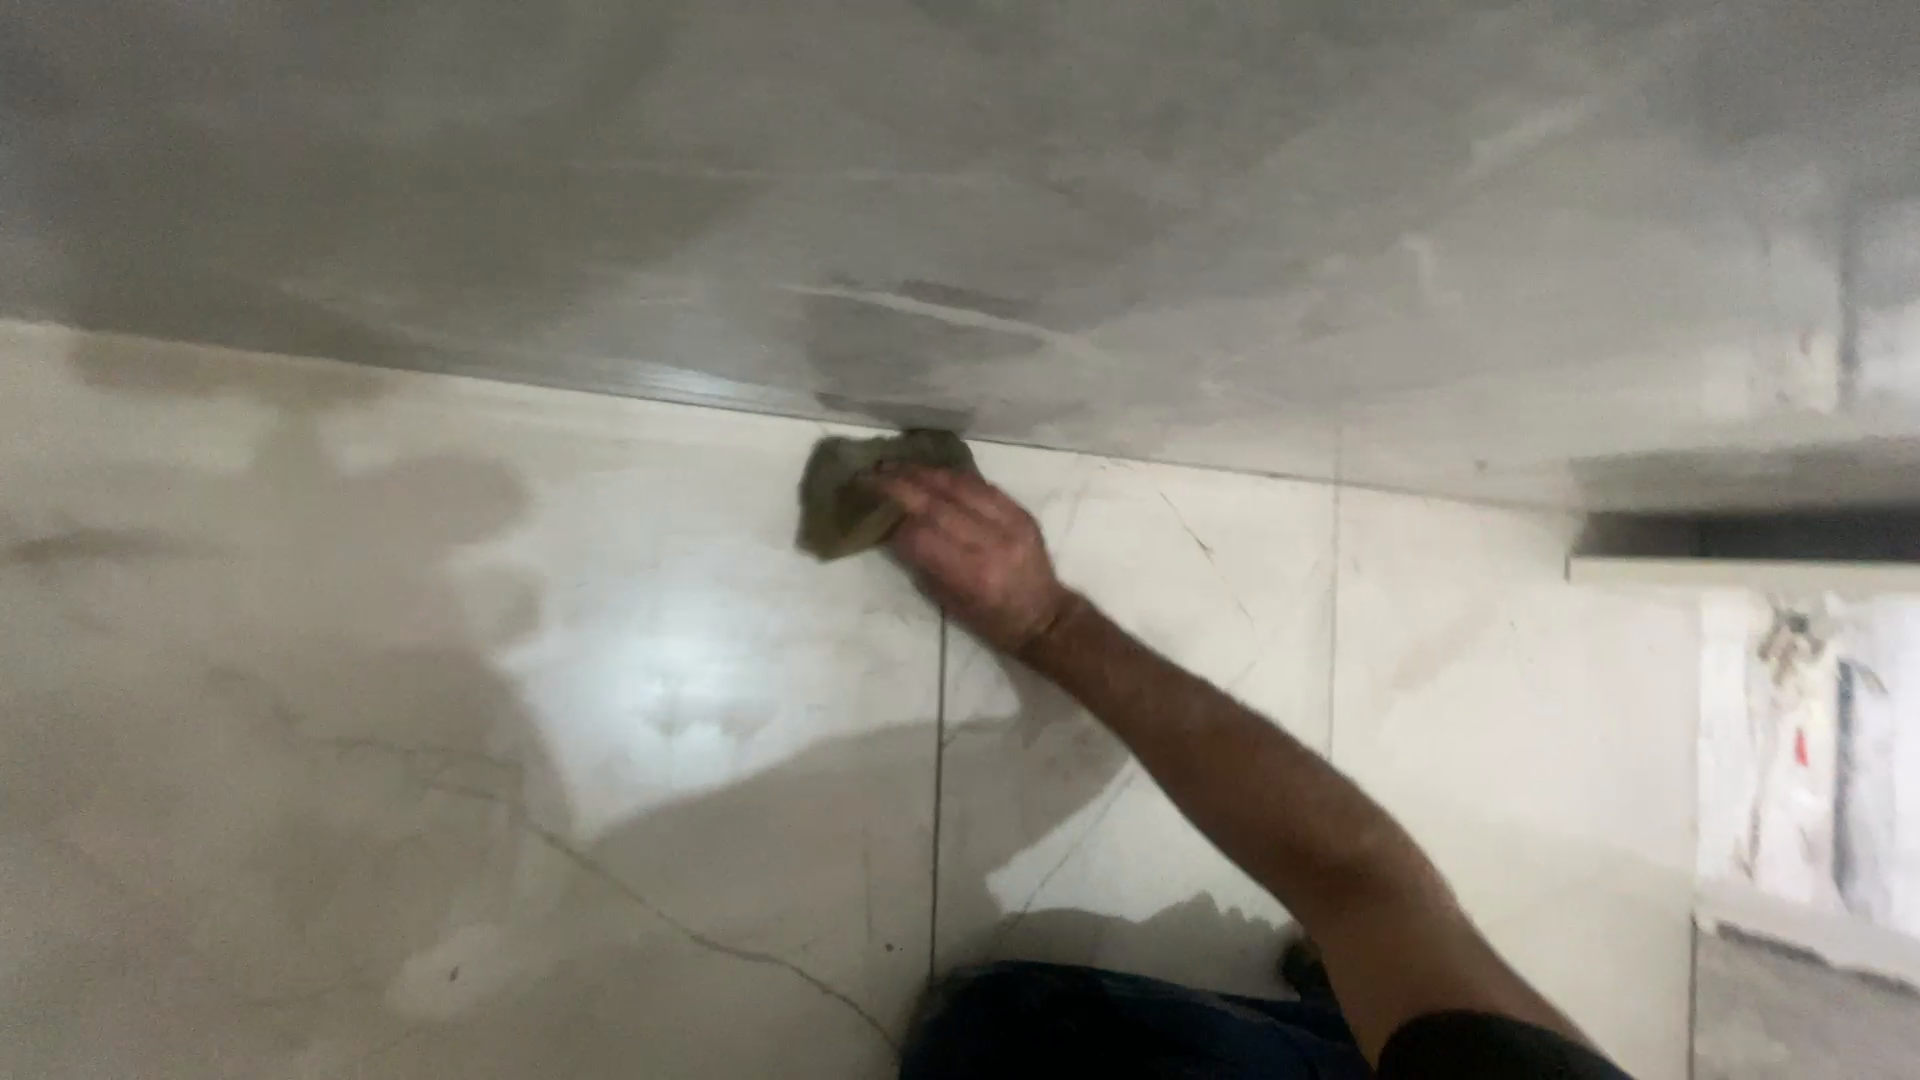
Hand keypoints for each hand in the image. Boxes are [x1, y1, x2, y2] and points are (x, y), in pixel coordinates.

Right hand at [869, 465, 1075, 653]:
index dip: (893, 520)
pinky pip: (982, 485)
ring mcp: (1011, 524)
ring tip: (896, 465)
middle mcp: (992, 544)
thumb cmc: (990, 621)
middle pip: (937, 504)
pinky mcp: (1021, 512)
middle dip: (900, 485)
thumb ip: (923, 562)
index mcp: (972, 575)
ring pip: (960, 486)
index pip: (922, 535)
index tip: (871, 507)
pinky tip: (931, 470)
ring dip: (924, 472)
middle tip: (872, 473)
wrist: (1043, 616)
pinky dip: (952, 476)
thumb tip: (894, 527)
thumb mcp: (948, 602)